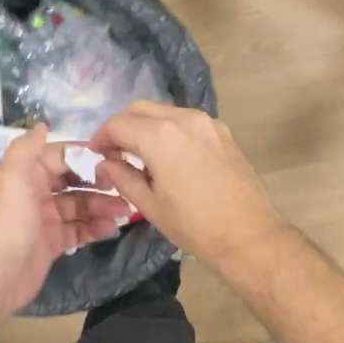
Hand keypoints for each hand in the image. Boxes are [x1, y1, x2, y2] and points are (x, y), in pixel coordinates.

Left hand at [0, 127, 132, 312]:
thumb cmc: (8, 222)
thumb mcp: (13, 177)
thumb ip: (27, 148)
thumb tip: (42, 125)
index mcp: (23, 175)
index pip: (58, 157)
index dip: (82, 156)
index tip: (111, 157)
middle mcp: (34, 194)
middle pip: (71, 182)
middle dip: (97, 182)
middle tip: (123, 185)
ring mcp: (44, 220)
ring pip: (78, 207)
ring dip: (101, 206)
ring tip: (125, 209)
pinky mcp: (52, 243)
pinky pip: (78, 231)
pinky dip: (94, 228)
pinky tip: (111, 227)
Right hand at [89, 102, 287, 266]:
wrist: (247, 233)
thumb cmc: (194, 224)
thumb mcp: (150, 205)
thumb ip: (123, 178)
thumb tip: (105, 165)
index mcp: (161, 136)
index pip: (119, 124)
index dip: (102, 137)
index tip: (96, 154)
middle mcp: (184, 118)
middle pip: (141, 109)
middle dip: (122, 126)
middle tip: (114, 152)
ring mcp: (207, 123)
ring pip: (165, 112)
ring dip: (147, 126)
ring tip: (141, 155)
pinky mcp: (223, 133)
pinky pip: (187, 121)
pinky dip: (170, 130)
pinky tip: (169, 156)